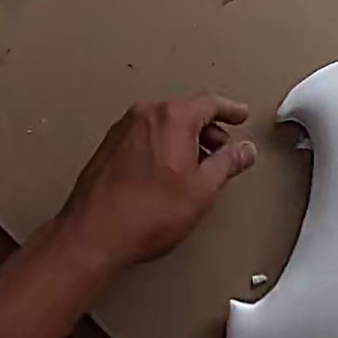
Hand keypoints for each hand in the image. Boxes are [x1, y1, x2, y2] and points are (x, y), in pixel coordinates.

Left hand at [51, 95, 258, 272]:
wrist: (94, 234)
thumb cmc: (145, 214)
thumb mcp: (202, 189)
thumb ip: (228, 163)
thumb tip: (243, 151)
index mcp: (173, 118)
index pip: (211, 103)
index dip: (230, 110)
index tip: (239, 115)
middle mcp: (147, 114)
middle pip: (187, 112)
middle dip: (209, 131)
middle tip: (222, 152)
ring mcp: (125, 128)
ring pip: (165, 123)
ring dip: (184, 140)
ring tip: (195, 168)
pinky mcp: (110, 144)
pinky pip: (146, 134)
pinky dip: (162, 145)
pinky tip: (167, 174)